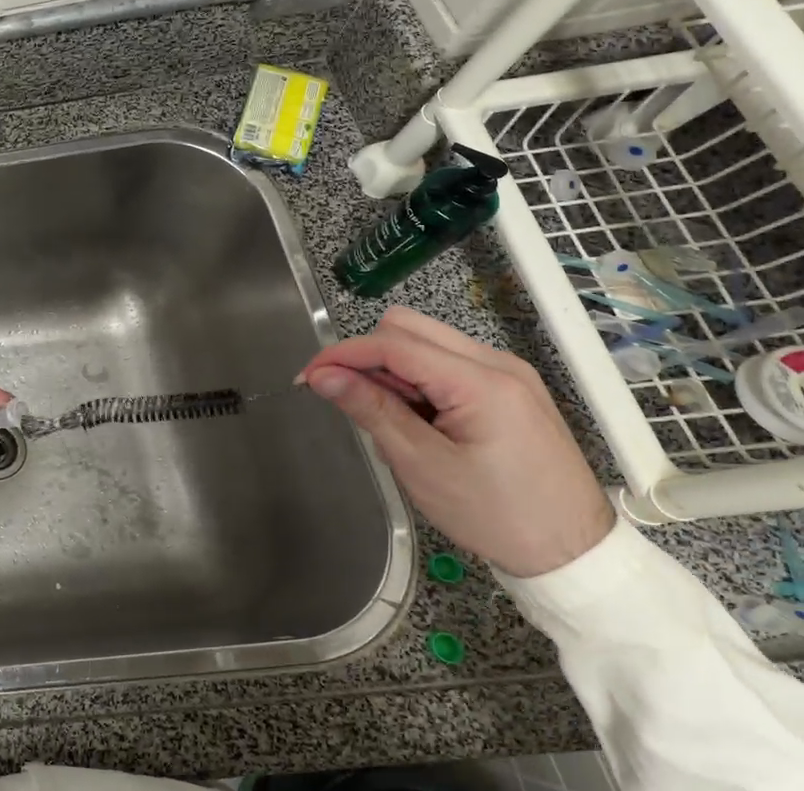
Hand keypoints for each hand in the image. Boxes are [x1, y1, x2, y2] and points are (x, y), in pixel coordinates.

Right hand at [298, 306, 614, 577]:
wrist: (574, 553)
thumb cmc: (495, 514)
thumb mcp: (421, 464)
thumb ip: (371, 410)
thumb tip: (322, 376)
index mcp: (481, 382)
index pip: (392, 343)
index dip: (340, 355)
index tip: (306, 379)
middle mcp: (498, 364)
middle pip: (408, 328)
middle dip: (365, 355)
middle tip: (347, 397)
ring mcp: (509, 375)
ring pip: (426, 341)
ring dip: (391, 367)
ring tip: (384, 415)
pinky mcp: (512, 390)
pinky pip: (447, 362)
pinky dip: (417, 379)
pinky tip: (415, 417)